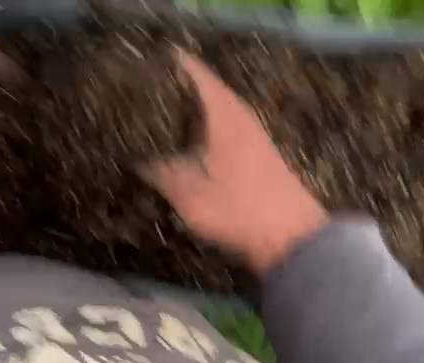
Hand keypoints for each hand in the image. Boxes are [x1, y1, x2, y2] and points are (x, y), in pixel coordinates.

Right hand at [145, 49, 329, 277]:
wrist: (287, 233)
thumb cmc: (236, 209)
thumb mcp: (188, 193)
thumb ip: (161, 171)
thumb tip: (136, 158)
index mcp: (223, 113)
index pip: (195, 75)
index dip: (172, 69)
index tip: (147, 69)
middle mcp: (238, 116)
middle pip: (205, 92)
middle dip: (177, 92)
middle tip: (145, 99)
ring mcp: (250, 136)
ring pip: (214, 113)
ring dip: (190, 115)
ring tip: (158, 123)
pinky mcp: (254, 156)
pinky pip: (221, 132)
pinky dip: (201, 133)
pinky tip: (186, 150)